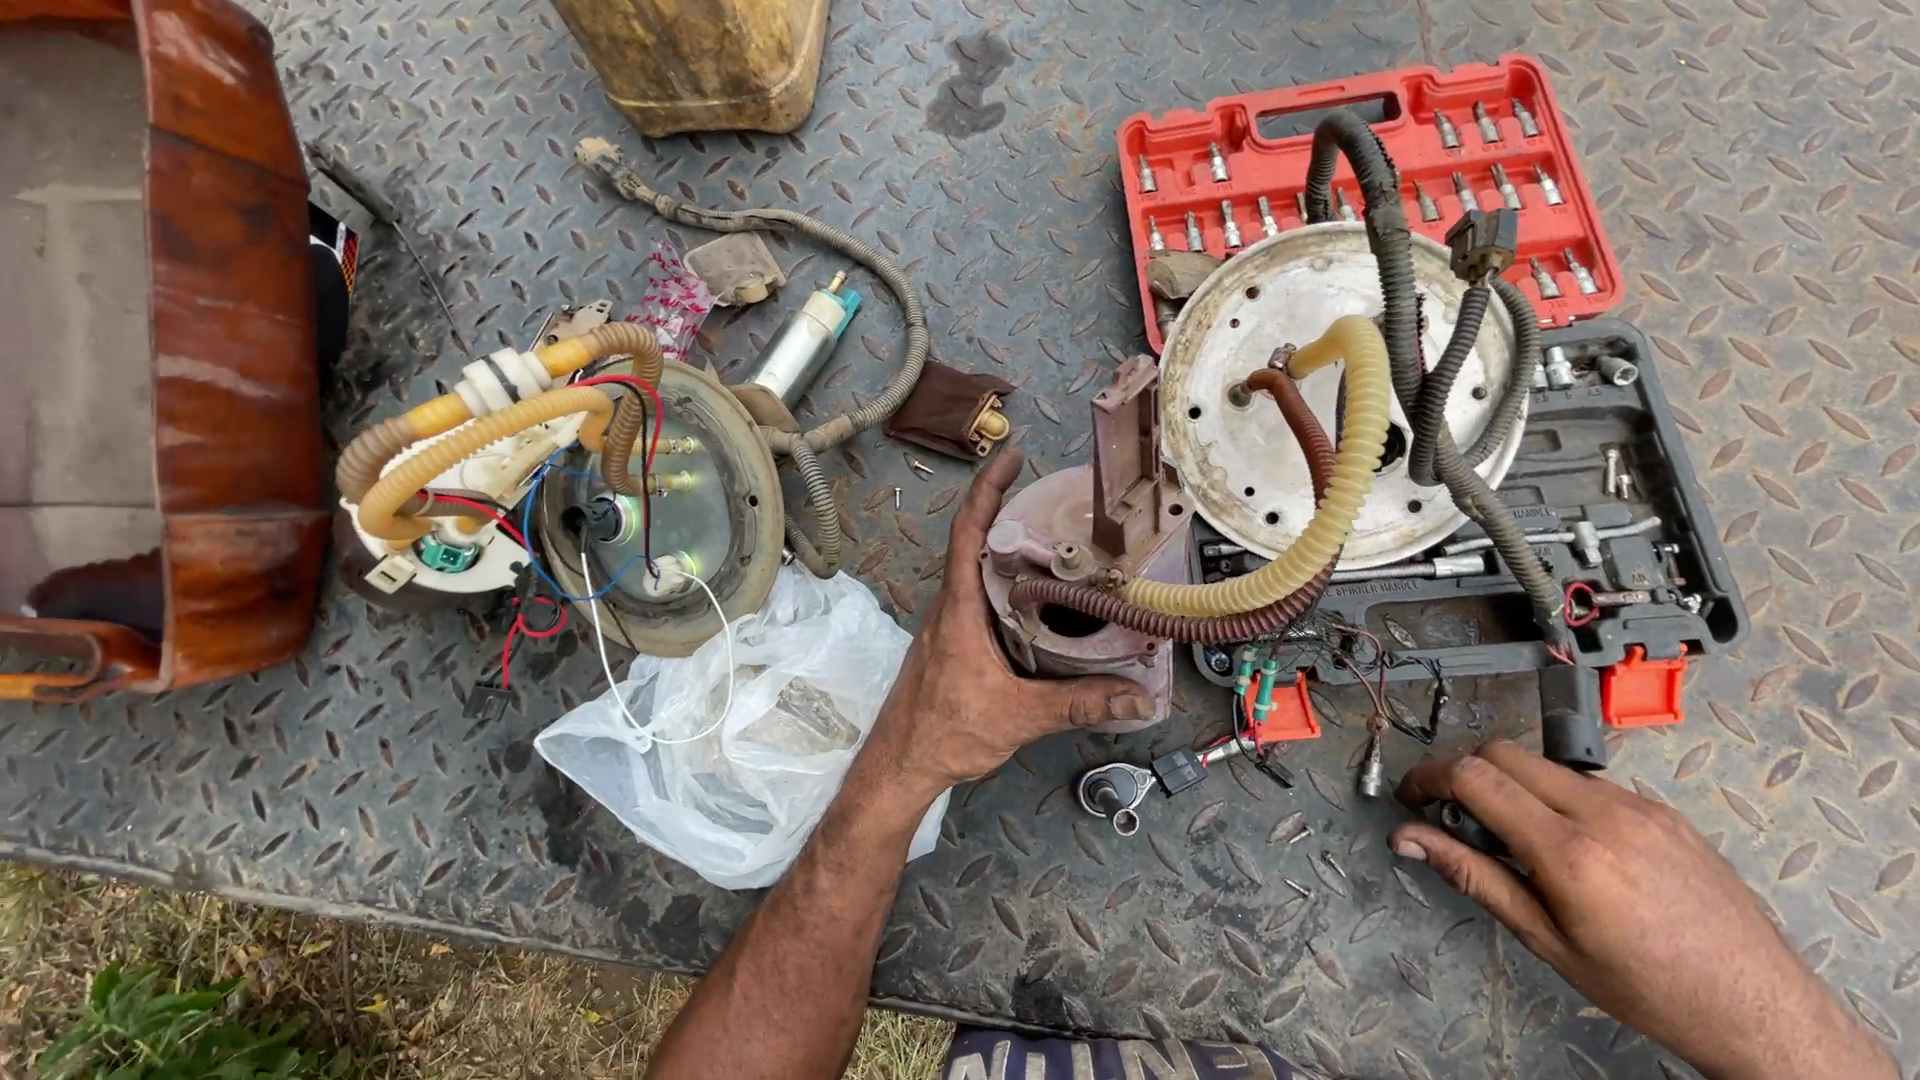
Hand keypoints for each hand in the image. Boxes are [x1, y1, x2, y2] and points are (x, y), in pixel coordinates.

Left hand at [854, 449, 1152, 798]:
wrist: (902, 763)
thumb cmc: (945, 733)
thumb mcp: (1017, 715)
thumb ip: (1078, 703)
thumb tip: (1139, 698)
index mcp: (960, 609)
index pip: (969, 533)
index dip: (987, 490)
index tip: (1011, 458)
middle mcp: (951, 606)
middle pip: (977, 542)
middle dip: (1010, 510)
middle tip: (1056, 495)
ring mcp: (950, 622)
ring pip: (979, 570)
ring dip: (1009, 547)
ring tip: (1057, 537)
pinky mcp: (955, 640)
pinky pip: (981, 595)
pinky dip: (1008, 581)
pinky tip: (1040, 595)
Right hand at [1391, 741, 1896, 1079]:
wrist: (1761, 1009)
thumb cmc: (1644, 986)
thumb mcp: (1544, 939)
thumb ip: (1471, 876)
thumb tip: (1406, 838)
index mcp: (1568, 852)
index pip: (1474, 777)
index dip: (1428, 778)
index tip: (1412, 797)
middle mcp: (1604, 813)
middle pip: (1502, 752)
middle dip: (1464, 773)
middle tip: (1453, 815)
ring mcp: (1639, 806)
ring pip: (1543, 764)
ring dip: (1509, 783)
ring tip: (1512, 836)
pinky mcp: (1663, 810)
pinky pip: (1586, 783)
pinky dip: (1554, 796)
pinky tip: (1566, 842)